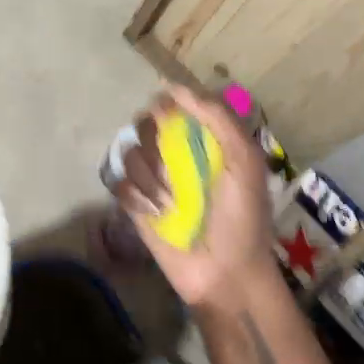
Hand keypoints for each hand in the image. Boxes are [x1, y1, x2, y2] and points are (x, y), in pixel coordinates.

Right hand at [111, 83, 277, 305]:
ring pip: (130, 152)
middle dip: (155, 143)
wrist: (227, 276)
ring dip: (149, 176)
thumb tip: (174, 87)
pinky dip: (135, 196)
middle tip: (172, 167)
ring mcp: (154, 179)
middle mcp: (175, 153)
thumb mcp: (244, 161)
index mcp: (202, 139)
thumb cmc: (243, 217)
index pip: (173, 104)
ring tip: (170, 202)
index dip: (168, 106)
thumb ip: (218, 118)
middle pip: (145, 123)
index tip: (170, 119)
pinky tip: (156, 213)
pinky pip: (119, 182)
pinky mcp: (136, 204)